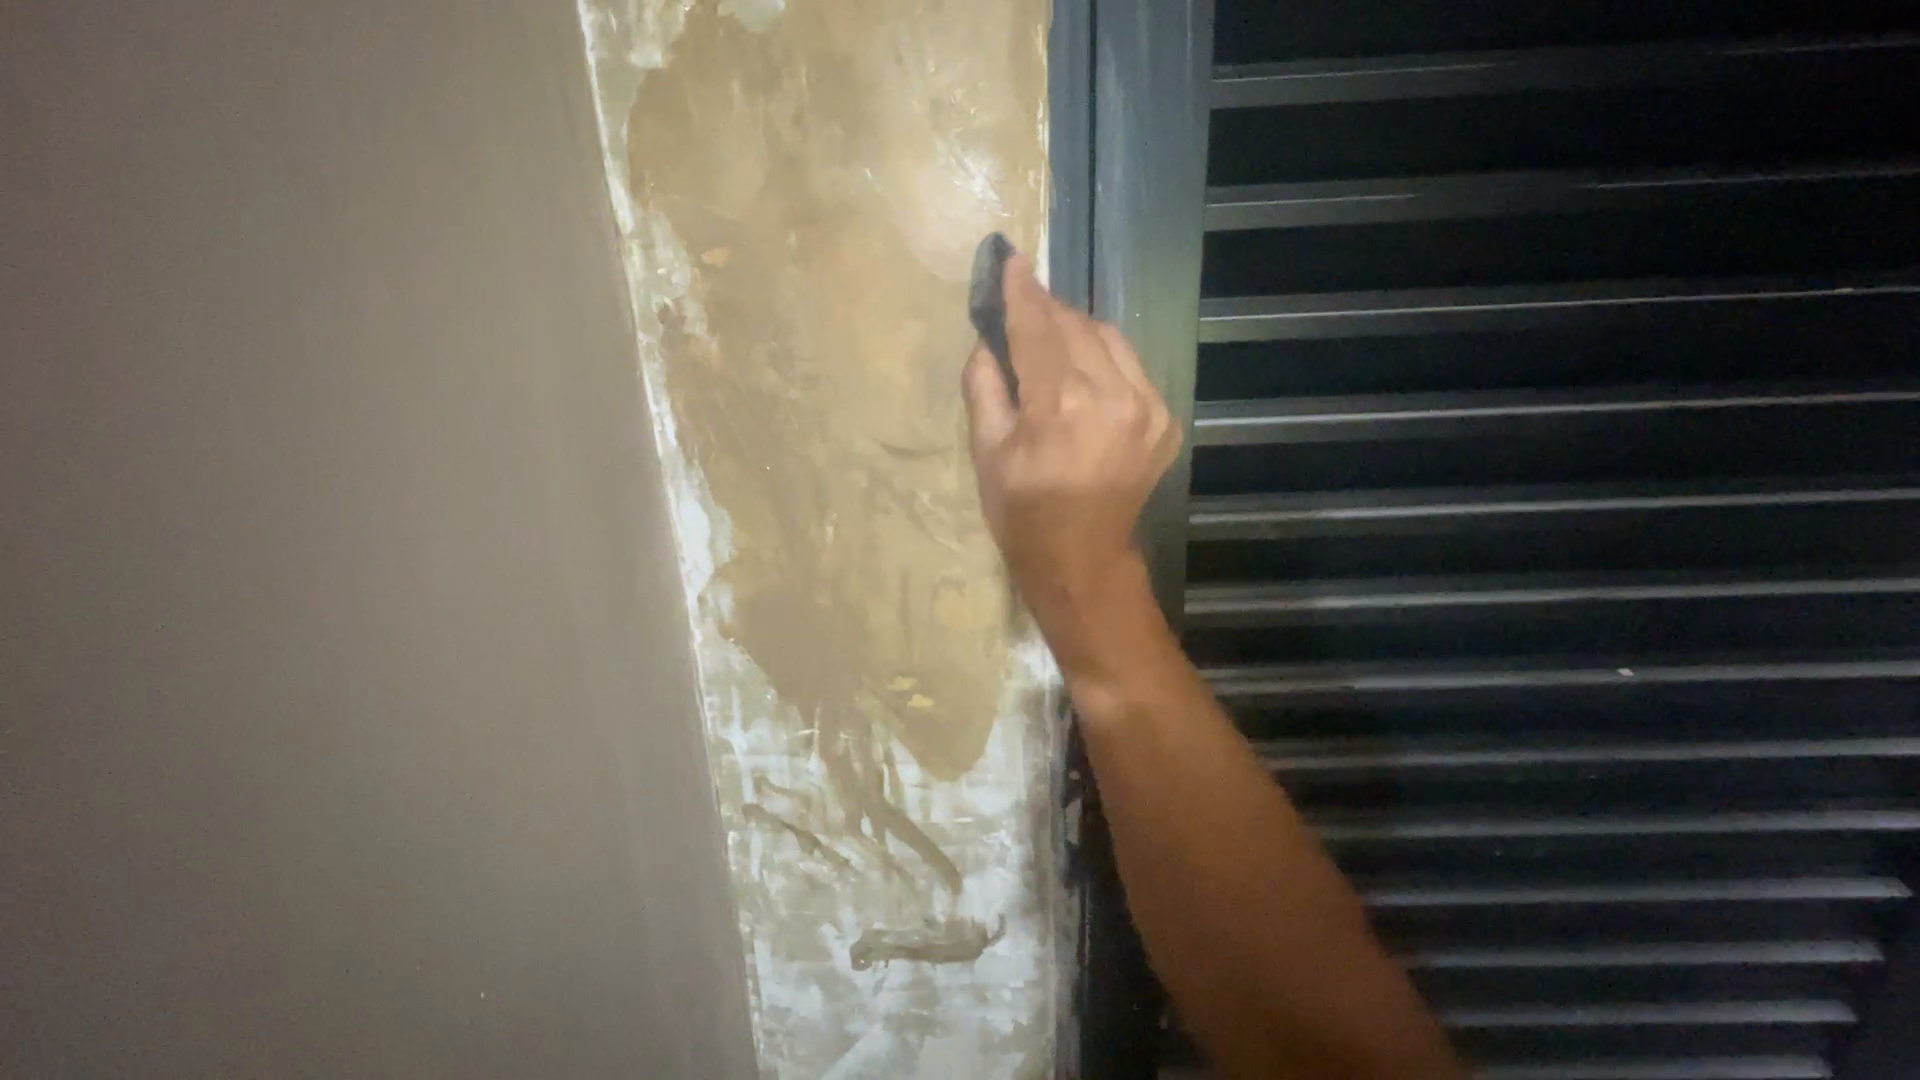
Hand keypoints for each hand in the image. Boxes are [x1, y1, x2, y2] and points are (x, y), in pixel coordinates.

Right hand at [960, 254, 1179, 647]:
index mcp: (1060, 405)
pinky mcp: (1165, 422)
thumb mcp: (987, 453)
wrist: (1083, 562)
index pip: (1037, 328)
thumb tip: (989, 339)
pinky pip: (1131, 369)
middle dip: (1046, 311)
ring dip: (1077, 332)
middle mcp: (1112, 396)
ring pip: (1108, 340)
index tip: (1010, 259)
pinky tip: (1084, 378)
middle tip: (1021, 307)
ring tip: (1051, 342)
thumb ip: (985, 385)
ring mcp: (1147, 408)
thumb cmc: (1023, 514)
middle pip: (1075, 327)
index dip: (1021, 292)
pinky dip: (1104, 362)